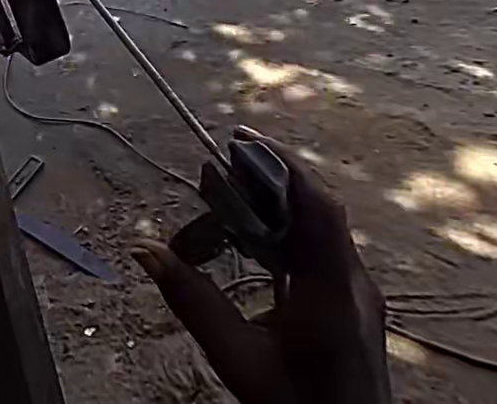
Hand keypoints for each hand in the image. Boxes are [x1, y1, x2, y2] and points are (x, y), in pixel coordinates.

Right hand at [131, 132, 390, 403]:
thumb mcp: (238, 359)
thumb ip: (192, 300)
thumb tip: (142, 248)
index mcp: (331, 291)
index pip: (317, 207)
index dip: (281, 163)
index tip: (240, 137)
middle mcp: (351, 283)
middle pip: (313, 209)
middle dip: (264, 179)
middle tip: (216, 169)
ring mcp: (354, 293)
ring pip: (313, 226)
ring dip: (268, 205)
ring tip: (222, 201)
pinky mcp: (347, 302)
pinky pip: (313, 247)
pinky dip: (277, 229)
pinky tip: (248, 238)